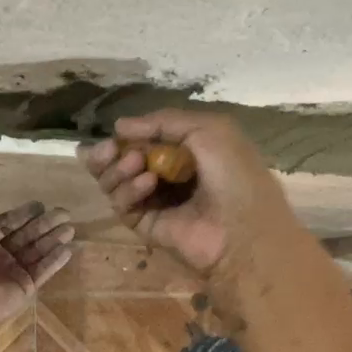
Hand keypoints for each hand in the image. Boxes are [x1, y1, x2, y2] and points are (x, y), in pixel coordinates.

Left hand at [0, 202, 75, 327]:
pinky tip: (68, 248)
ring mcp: (12, 273)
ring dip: (53, 239)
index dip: (21, 214)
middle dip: (43, 224)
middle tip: (64, 213)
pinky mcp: (25, 288)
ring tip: (70, 228)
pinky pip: (42, 271)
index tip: (40, 205)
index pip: (4, 224)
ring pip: (36, 252)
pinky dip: (55, 260)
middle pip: (24, 236)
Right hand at [78, 109, 281, 276]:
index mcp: (182, 151)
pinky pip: (121, 204)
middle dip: (110, 153)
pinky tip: (148, 184)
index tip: (116, 132)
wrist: (242, 230)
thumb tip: (119, 126)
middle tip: (109, 150)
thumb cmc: (234, 174)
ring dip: (118, 169)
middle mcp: (163, 174)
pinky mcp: (142, 224)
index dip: (125, 135)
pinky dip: (128, 190)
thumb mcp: (209, 130)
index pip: (141, 139)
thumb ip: (164, 121)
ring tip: (136, 164)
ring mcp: (152, 201)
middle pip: (118, 161)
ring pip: (114, 181)